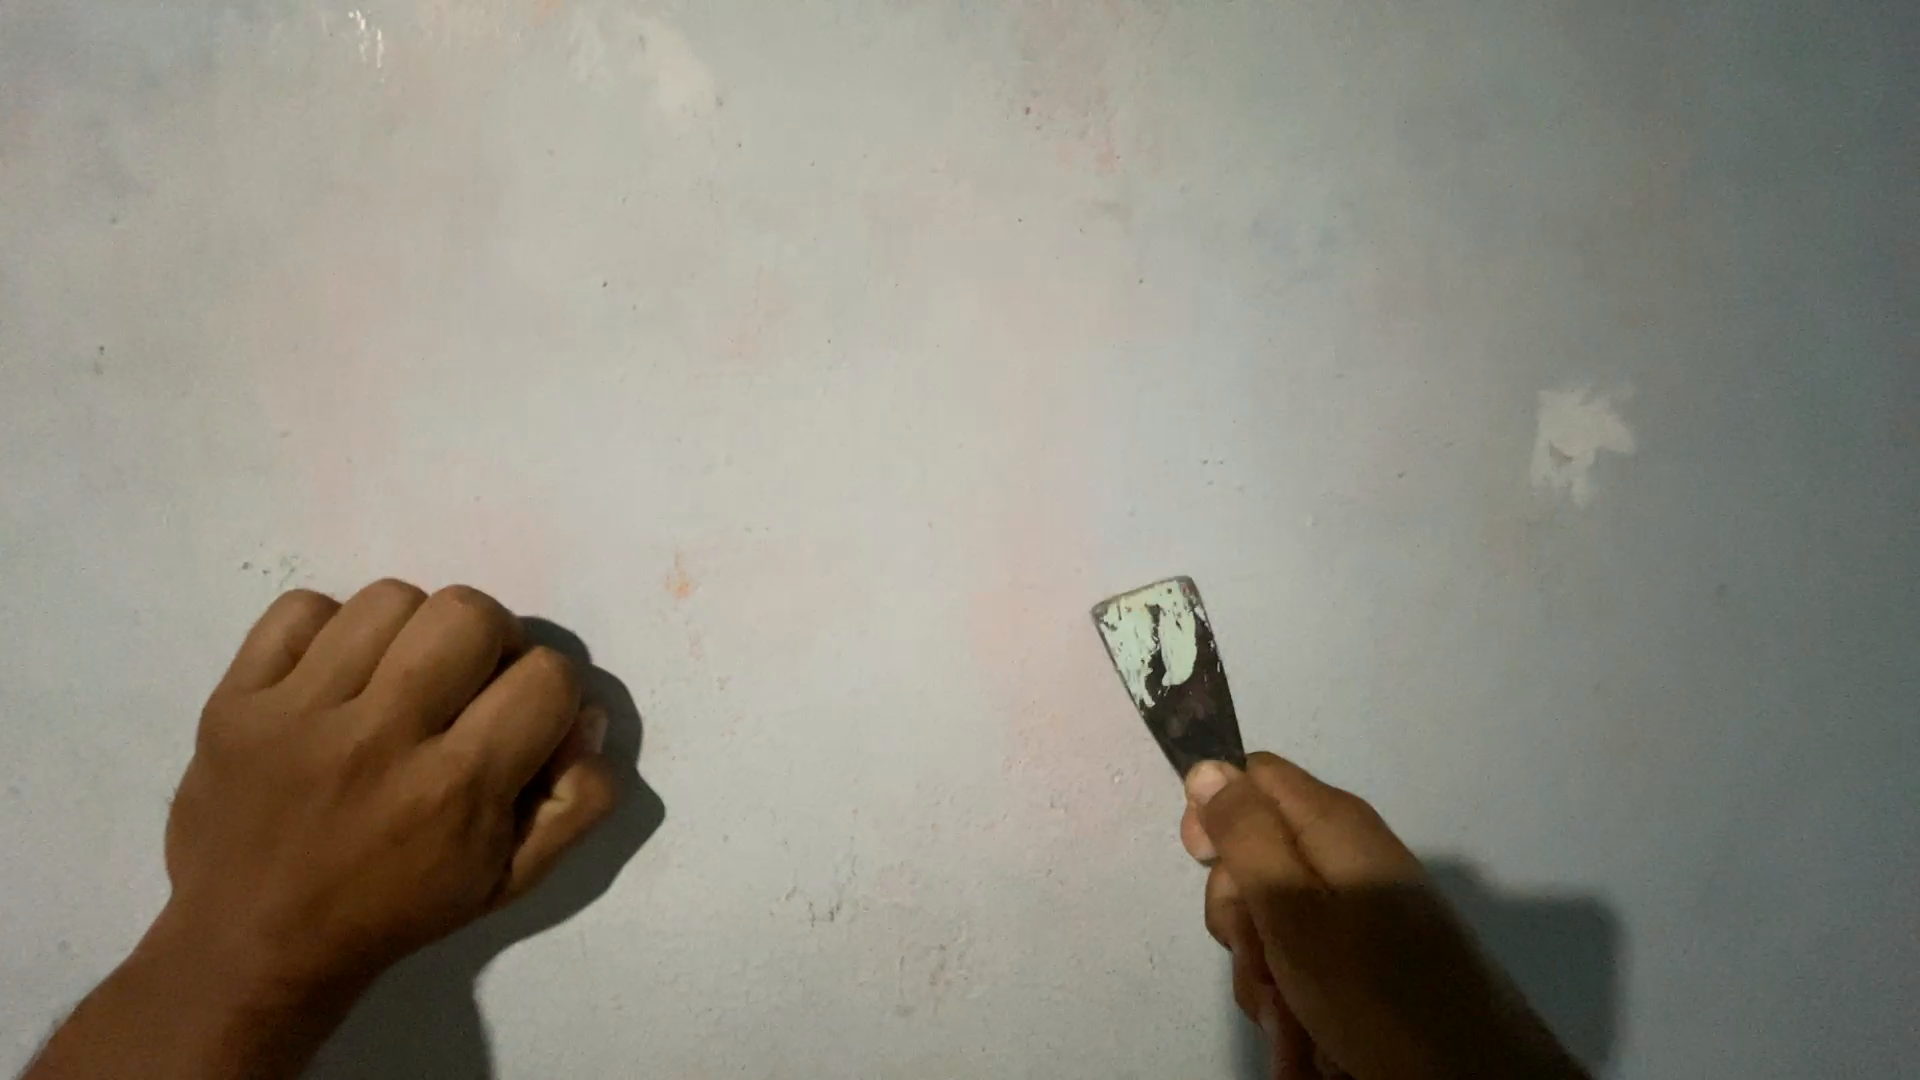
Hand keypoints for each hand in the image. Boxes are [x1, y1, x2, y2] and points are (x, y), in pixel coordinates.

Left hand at [26, 580, 619, 1079]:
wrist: (252, 948)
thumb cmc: (405, 905)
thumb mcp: (520, 874)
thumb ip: (583, 798)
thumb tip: (588, 716)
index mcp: (458, 786)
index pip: (548, 674)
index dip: (554, 688)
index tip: (526, 719)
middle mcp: (380, 739)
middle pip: (470, 612)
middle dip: (495, 639)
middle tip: (473, 682)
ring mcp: (296, 716)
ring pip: (391, 599)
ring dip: (418, 630)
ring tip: (405, 676)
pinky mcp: (232, 702)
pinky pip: (300, 608)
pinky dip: (333, 629)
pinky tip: (340, 676)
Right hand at [1180, 753, 1586, 1079]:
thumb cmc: (1377, 994)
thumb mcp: (1293, 908)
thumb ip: (1244, 833)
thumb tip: (1204, 767)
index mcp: (1332, 823)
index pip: (1251, 776)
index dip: (1218, 811)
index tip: (1203, 860)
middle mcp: (1345, 854)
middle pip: (1253, 854)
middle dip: (1239, 911)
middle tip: (1258, 954)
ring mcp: (1358, 908)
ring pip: (1270, 917)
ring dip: (1262, 968)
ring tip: (1291, 1018)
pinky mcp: (1368, 956)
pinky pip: (1302, 958)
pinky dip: (1292, 997)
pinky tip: (1308, 1037)